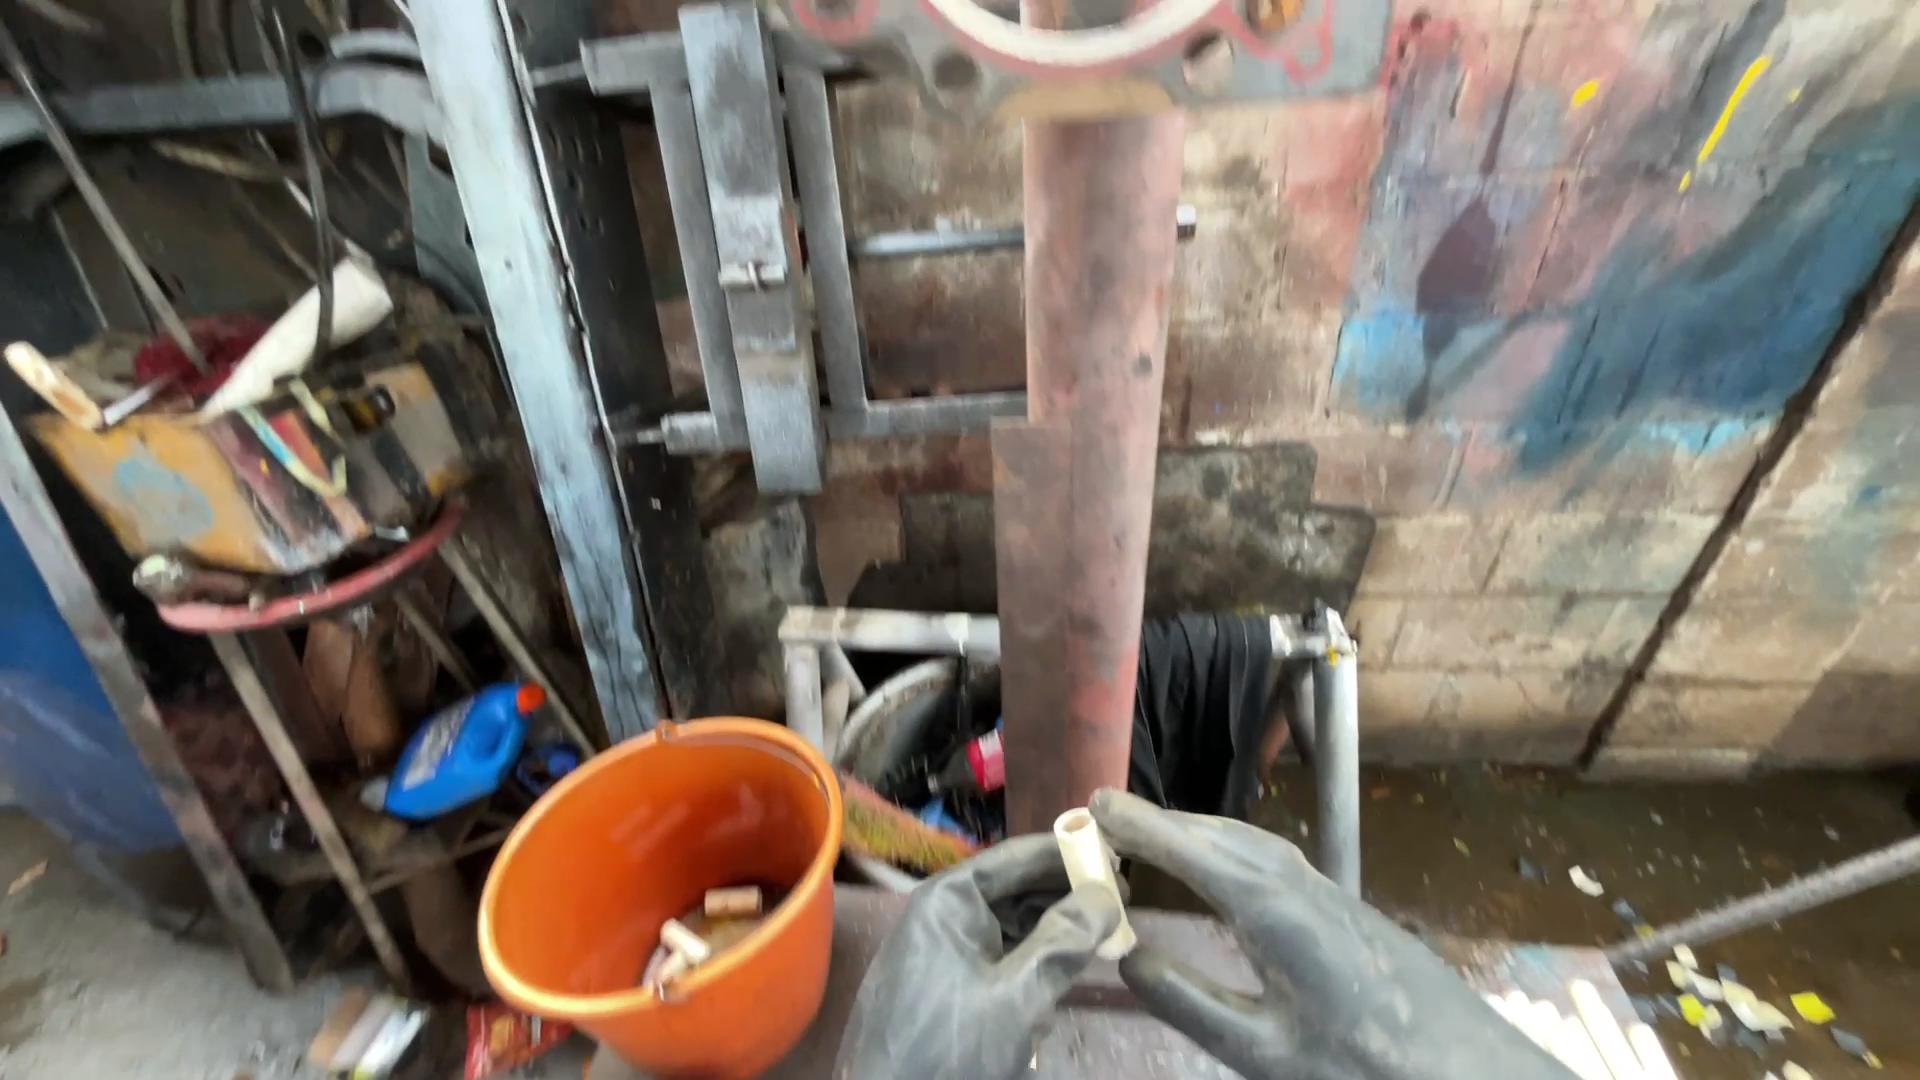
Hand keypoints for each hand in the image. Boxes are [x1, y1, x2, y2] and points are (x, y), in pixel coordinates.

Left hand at [835, 834, 1121, 1079]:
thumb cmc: (948, 1047)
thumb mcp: (1016, 998)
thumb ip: (1062, 944)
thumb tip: (1105, 896)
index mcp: (950, 897)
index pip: (1017, 857)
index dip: (1067, 853)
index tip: (1114, 858)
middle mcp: (945, 911)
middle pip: (1016, 889)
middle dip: (1066, 897)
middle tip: (1120, 904)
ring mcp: (944, 947)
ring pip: (1011, 925)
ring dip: (1054, 931)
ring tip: (1102, 937)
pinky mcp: (948, 983)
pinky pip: (999, 956)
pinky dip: (1033, 961)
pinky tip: (1062, 974)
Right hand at [1090, 789, 1575, 1079]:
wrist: (1471, 1069)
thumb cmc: (1362, 1064)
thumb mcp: (1262, 1051)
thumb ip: (1185, 999)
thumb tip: (1122, 952)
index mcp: (1261, 901)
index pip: (1180, 842)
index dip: (1133, 820)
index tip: (1088, 803)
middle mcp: (1281, 870)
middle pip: (1200, 828)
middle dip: (1147, 821)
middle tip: (1096, 827)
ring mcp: (1307, 875)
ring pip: (1226, 833)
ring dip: (1177, 829)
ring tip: (1135, 837)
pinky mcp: (1322, 889)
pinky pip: (1248, 846)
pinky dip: (1207, 842)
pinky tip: (1199, 861)